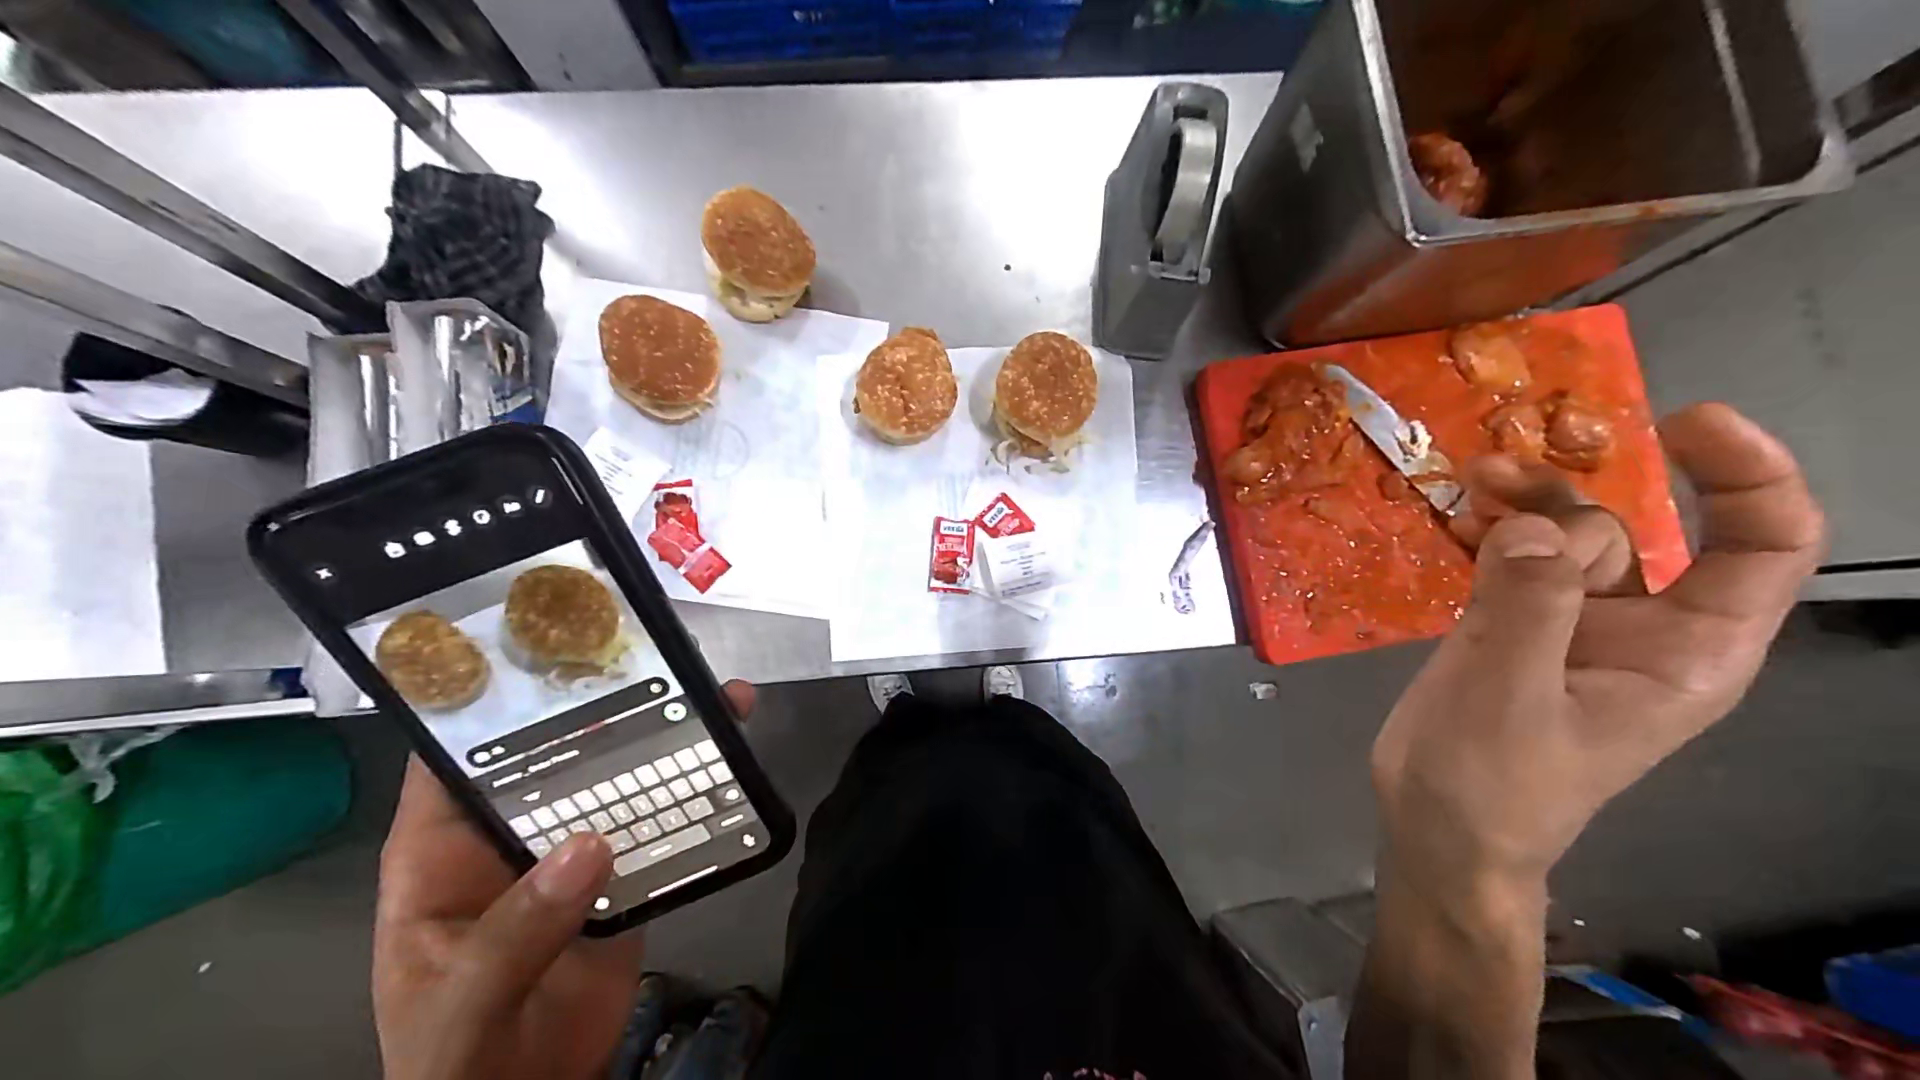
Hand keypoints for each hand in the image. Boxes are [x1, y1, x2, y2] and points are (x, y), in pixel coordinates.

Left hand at [374, 680, 756, 1079]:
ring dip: (662, 741)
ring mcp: (567, 852)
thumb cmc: (458, 1066)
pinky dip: (689, 793)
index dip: (492, 700)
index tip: (551, 653)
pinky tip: (727, 761)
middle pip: (556, 753)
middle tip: (659, 662)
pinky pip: (654, 822)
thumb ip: (515, 932)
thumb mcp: (465, 1005)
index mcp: (442, 850)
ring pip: (613, 779)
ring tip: (714, 700)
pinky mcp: (619, 874)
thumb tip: (590, 844)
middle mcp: (508, 835)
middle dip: (606, 707)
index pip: (455, 754)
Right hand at [1371, 404, 1823, 901]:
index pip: (1762, 549)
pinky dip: (1485, 534)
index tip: (1684, 422)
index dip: (1745, 477)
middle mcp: (1640, 631)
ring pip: (1561, 542)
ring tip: (1466, 480)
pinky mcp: (1512, 631)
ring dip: (1519, 505)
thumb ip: (1528, 607)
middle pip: (1631, 532)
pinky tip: (1453, 518)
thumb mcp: (1511, 698)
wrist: (1441, 829)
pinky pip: (1509, 565)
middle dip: (1567, 497)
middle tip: (1488, 479)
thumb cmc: (1493, 783)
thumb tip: (1531, 522)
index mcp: (1684, 653)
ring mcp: (1569, 629)